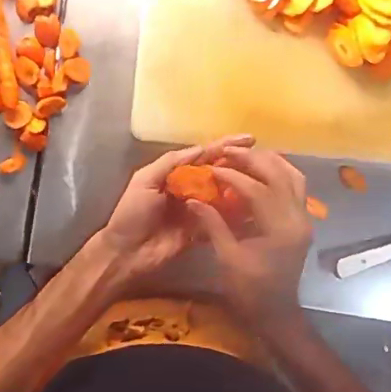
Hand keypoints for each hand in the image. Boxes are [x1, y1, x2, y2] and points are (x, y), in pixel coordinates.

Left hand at [89, 135, 256, 288]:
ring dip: (242, 186)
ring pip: (224, 194)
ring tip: (264, 179)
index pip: (203, 156)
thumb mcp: (144, 181)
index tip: (250, 139)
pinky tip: (256, 207)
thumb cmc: (131, 214)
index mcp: (173, 174)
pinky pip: (222, 219)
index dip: (225, 146)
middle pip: (218, 173)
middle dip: (239, 164)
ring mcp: (197, 210)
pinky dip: (237, 214)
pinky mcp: (202, 231)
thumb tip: (201, 148)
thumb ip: (170, 163)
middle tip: (264, 159)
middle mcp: (188, 189)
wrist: (126, 252)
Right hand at [185, 146, 312, 322]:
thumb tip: (193, 199)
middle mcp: (298, 218)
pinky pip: (295, 187)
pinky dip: (278, 174)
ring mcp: (303, 218)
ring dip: (270, 162)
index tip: (210, 168)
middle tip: (227, 152)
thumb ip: (212, 224)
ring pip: (293, 176)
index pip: (257, 189)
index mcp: (280, 228)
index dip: (232, 176)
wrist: (275, 312)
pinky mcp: (301, 221)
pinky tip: (259, 172)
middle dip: (252, 160)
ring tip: (244, 156)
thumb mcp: (227, 257)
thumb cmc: (249, 290)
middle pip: (279, 175)